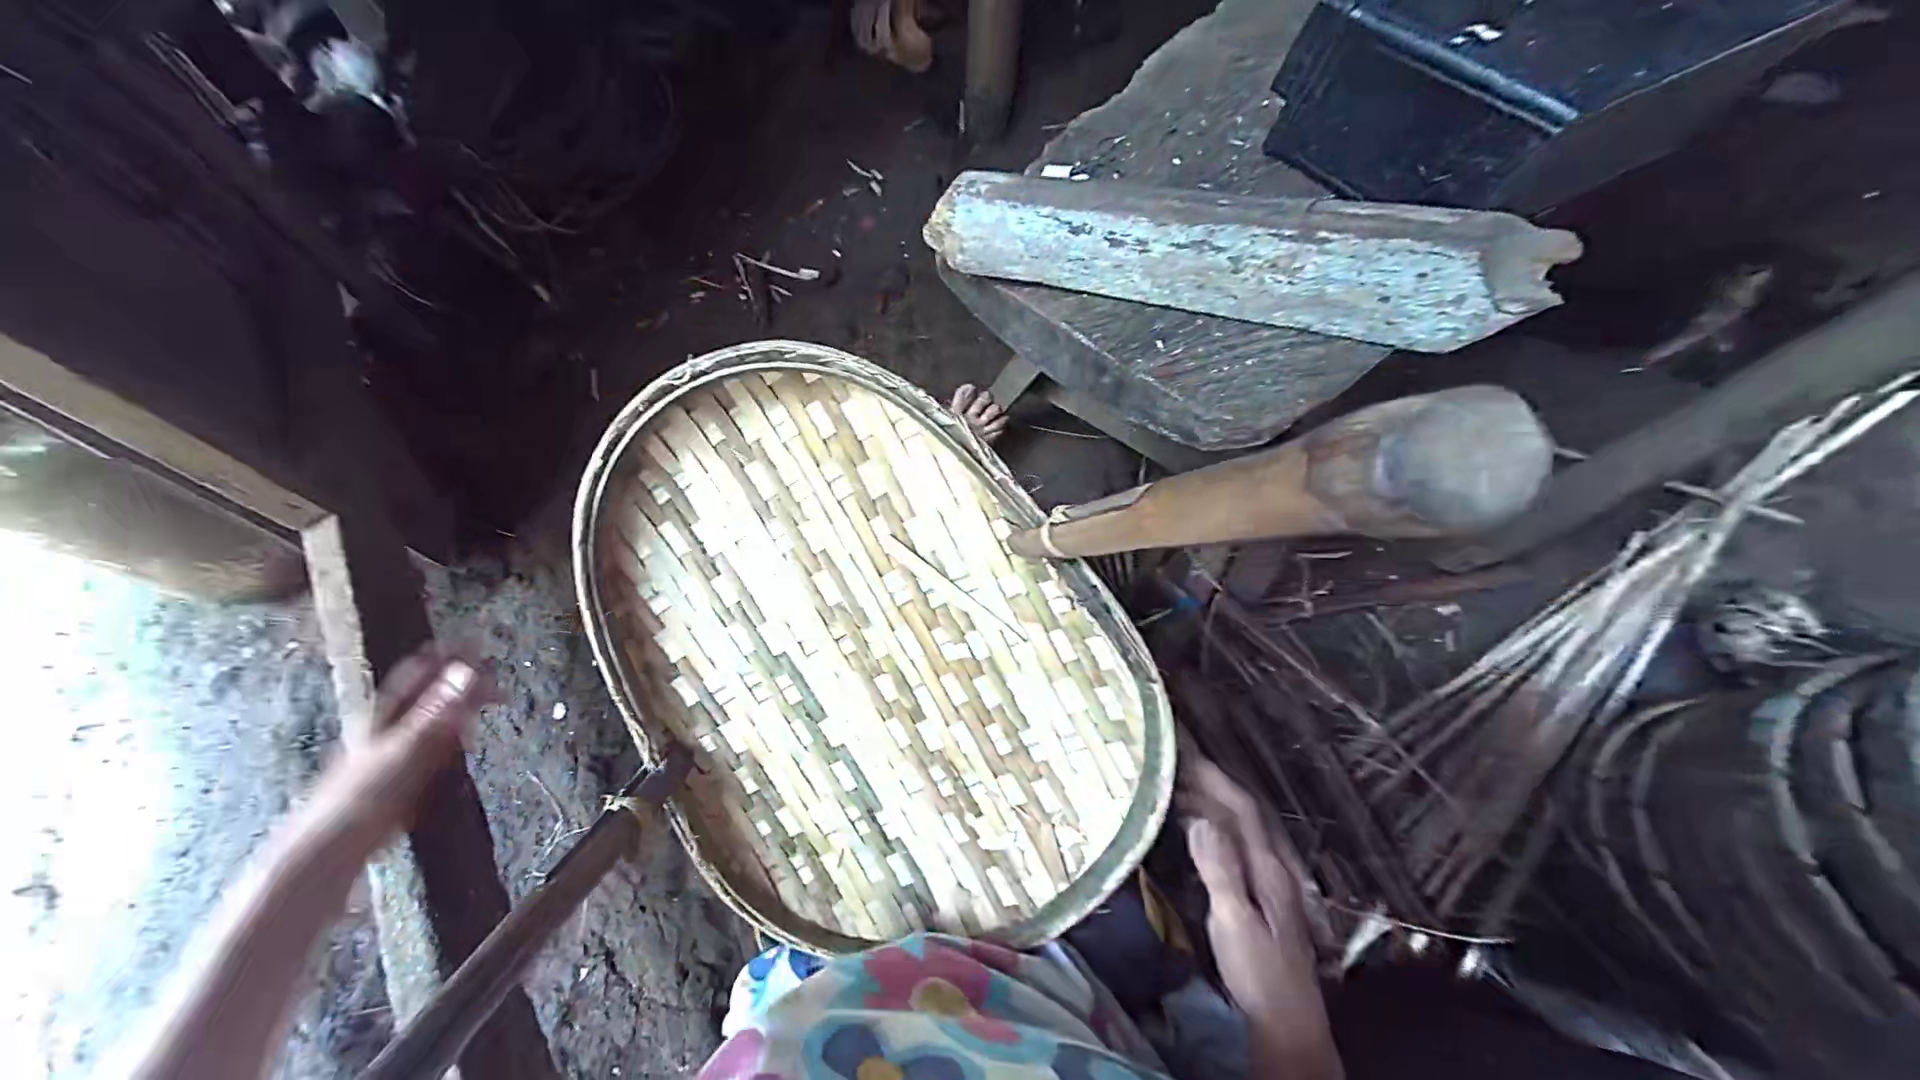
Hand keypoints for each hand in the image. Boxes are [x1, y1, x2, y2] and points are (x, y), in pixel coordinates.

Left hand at [299, 650, 491, 855]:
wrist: (333, 845)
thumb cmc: (366, 791)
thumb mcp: (409, 745)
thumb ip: (439, 708)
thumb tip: (469, 669)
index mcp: (388, 712)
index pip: (420, 670)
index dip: (448, 655)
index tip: (478, 643)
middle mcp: (392, 725)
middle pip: (431, 693)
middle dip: (463, 681)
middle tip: (496, 676)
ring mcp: (397, 750)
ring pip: (436, 719)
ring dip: (463, 708)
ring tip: (490, 703)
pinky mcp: (403, 775)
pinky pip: (436, 747)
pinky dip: (456, 739)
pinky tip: (467, 744)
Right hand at [1182, 751, 1342, 1079]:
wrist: (1288, 1020)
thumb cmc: (1259, 973)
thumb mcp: (1234, 922)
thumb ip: (1219, 870)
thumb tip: (1199, 820)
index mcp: (1267, 866)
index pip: (1239, 807)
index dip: (1212, 776)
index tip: (1183, 750)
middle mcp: (1272, 864)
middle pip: (1242, 808)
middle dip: (1210, 779)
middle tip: (1175, 757)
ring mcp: (1270, 877)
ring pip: (1240, 823)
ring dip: (1212, 797)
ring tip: (1178, 781)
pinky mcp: (1262, 890)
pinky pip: (1237, 839)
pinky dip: (1214, 820)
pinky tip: (1197, 823)